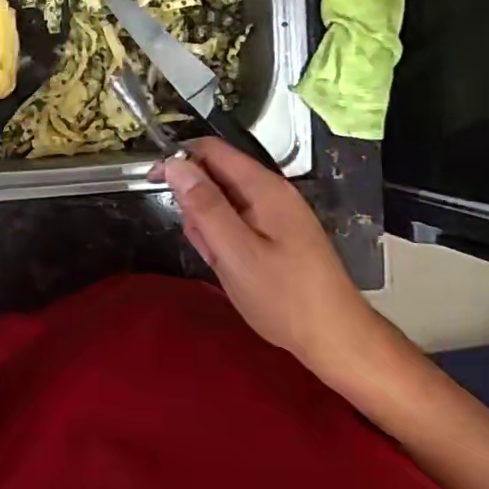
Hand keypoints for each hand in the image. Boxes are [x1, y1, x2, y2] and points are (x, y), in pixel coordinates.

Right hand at [158, 138, 378, 360]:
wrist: (335, 338)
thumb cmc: (284, 297)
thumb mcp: (235, 252)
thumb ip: (204, 207)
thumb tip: (175, 166)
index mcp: (264, 188)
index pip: (212, 151)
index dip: (179, 161)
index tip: (153, 183)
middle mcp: (273, 192)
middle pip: (217, 177)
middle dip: (197, 205)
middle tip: (206, 246)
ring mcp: (278, 214)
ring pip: (225, 204)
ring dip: (211, 229)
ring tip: (223, 263)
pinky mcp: (279, 235)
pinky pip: (239, 225)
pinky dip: (226, 242)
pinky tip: (233, 268)